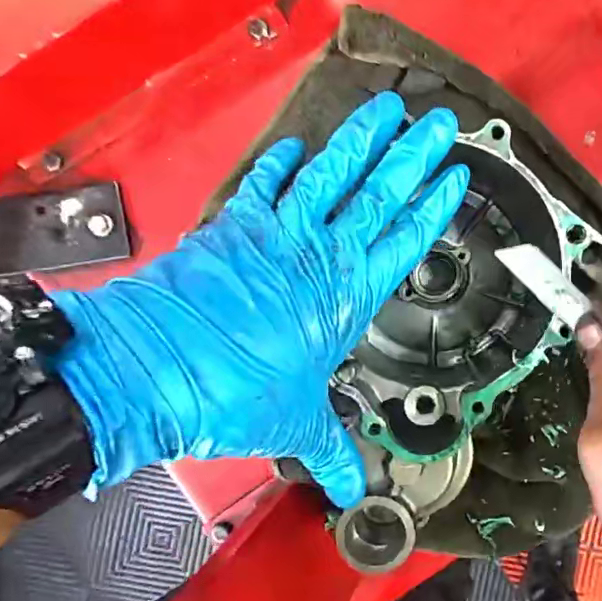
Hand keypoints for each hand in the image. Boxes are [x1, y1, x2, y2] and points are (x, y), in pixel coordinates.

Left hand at [51, 92, 469, 507]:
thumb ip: (331, 452)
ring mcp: (274, 234)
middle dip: (413, 155)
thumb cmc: (228, 395)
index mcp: (345, 297)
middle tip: (438, 121)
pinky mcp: (230, 226)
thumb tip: (354, 491)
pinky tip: (295, 146)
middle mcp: (318, 256)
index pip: (405, 239)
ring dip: (359, 140)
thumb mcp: (293, 426)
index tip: (453, 174)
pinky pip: (262, 185)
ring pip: (329, 174)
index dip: (433, 206)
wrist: (147, 370)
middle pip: (379, 194)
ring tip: (384, 108)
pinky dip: (278, 165)